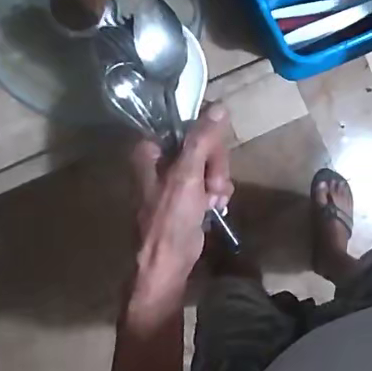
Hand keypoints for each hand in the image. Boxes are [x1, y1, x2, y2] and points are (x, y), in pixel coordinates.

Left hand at [128, 105, 232, 309]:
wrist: (167, 264)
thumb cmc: (170, 219)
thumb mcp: (187, 176)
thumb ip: (202, 140)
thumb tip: (220, 106)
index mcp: (151, 149)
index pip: (187, 125)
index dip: (206, 139)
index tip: (213, 157)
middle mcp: (161, 159)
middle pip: (202, 144)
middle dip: (215, 166)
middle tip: (214, 186)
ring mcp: (174, 177)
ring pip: (209, 162)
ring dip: (218, 181)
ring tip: (214, 201)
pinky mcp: (187, 194)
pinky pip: (210, 179)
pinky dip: (217, 192)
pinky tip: (216, 206)